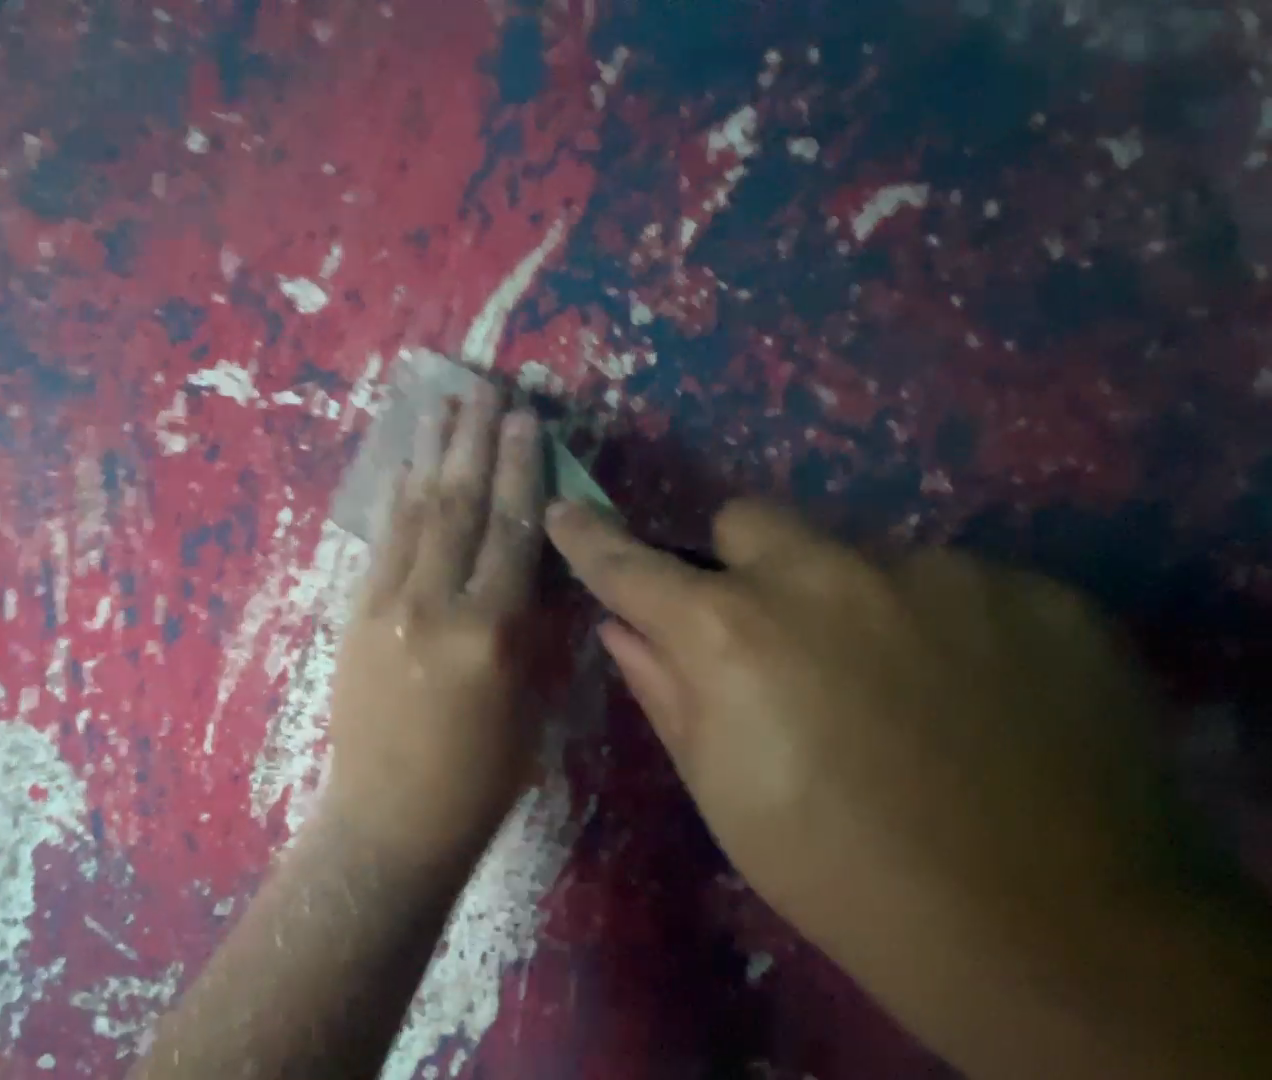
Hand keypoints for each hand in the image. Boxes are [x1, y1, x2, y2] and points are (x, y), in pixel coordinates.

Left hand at [325, 384, 545, 863]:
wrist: (390, 816)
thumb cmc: (479, 775)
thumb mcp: (531, 702)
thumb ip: (535, 624)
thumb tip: (538, 557)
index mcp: (491, 632)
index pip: (512, 531)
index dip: (521, 469)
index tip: (526, 418)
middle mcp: (433, 606)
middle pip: (459, 506)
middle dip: (473, 442)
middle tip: (482, 389)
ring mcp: (384, 606)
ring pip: (414, 515)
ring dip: (429, 456)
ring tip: (440, 405)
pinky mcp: (354, 616)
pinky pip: (378, 545)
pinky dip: (391, 502)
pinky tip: (401, 468)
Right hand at [544, 498, 1260, 1076]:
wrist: (1055, 938)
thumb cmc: (840, 872)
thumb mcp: (722, 790)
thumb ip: (663, 689)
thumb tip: (623, 626)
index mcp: (731, 634)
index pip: (632, 564)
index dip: (591, 538)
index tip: (566, 509)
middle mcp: (825, 578)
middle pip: (748, 521)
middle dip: (741, 564)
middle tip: (769, 634)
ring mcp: (939, 575)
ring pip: (858, 555)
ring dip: (850, 600)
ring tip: (895, 686)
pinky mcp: (1036, 593)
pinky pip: (958, 584)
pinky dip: (943, 625)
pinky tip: (975, 697)